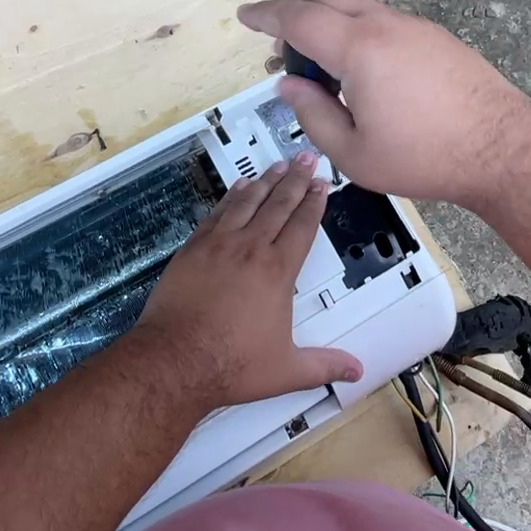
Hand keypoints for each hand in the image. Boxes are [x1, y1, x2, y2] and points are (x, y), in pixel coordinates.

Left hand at [133, 153, 361, 408]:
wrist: (174, 361)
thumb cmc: (231, 364)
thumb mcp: (287, 370)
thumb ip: (324, 365)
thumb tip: (356, 371)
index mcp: (278, 271)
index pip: (302, 226)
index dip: (314, 202)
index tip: (322, 184)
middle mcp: (251, 249)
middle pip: (279, 204)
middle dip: (296, 179)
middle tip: (307, 158)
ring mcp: (219, 245)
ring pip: (248, 201)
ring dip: (267, 180)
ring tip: (279, 165)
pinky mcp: (193, 248)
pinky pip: (218, 213)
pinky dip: (232, 196)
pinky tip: (240, 187)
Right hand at [236, 0, 530, 206]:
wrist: (504, 148)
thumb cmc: (424, 157)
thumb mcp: (354, 153)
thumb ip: (312, 114)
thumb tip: (288, 85)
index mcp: (358, 48)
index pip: (298, 18)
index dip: (265, 15)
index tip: (244, 15)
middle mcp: (386, 25)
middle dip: (298, 17)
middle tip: (288, 59)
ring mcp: (417, 27)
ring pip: (360, 8)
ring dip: (333, 28)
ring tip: (331, 77)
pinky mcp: (439, 38)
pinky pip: (387, 23)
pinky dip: (363, 36)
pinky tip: (373, 80)